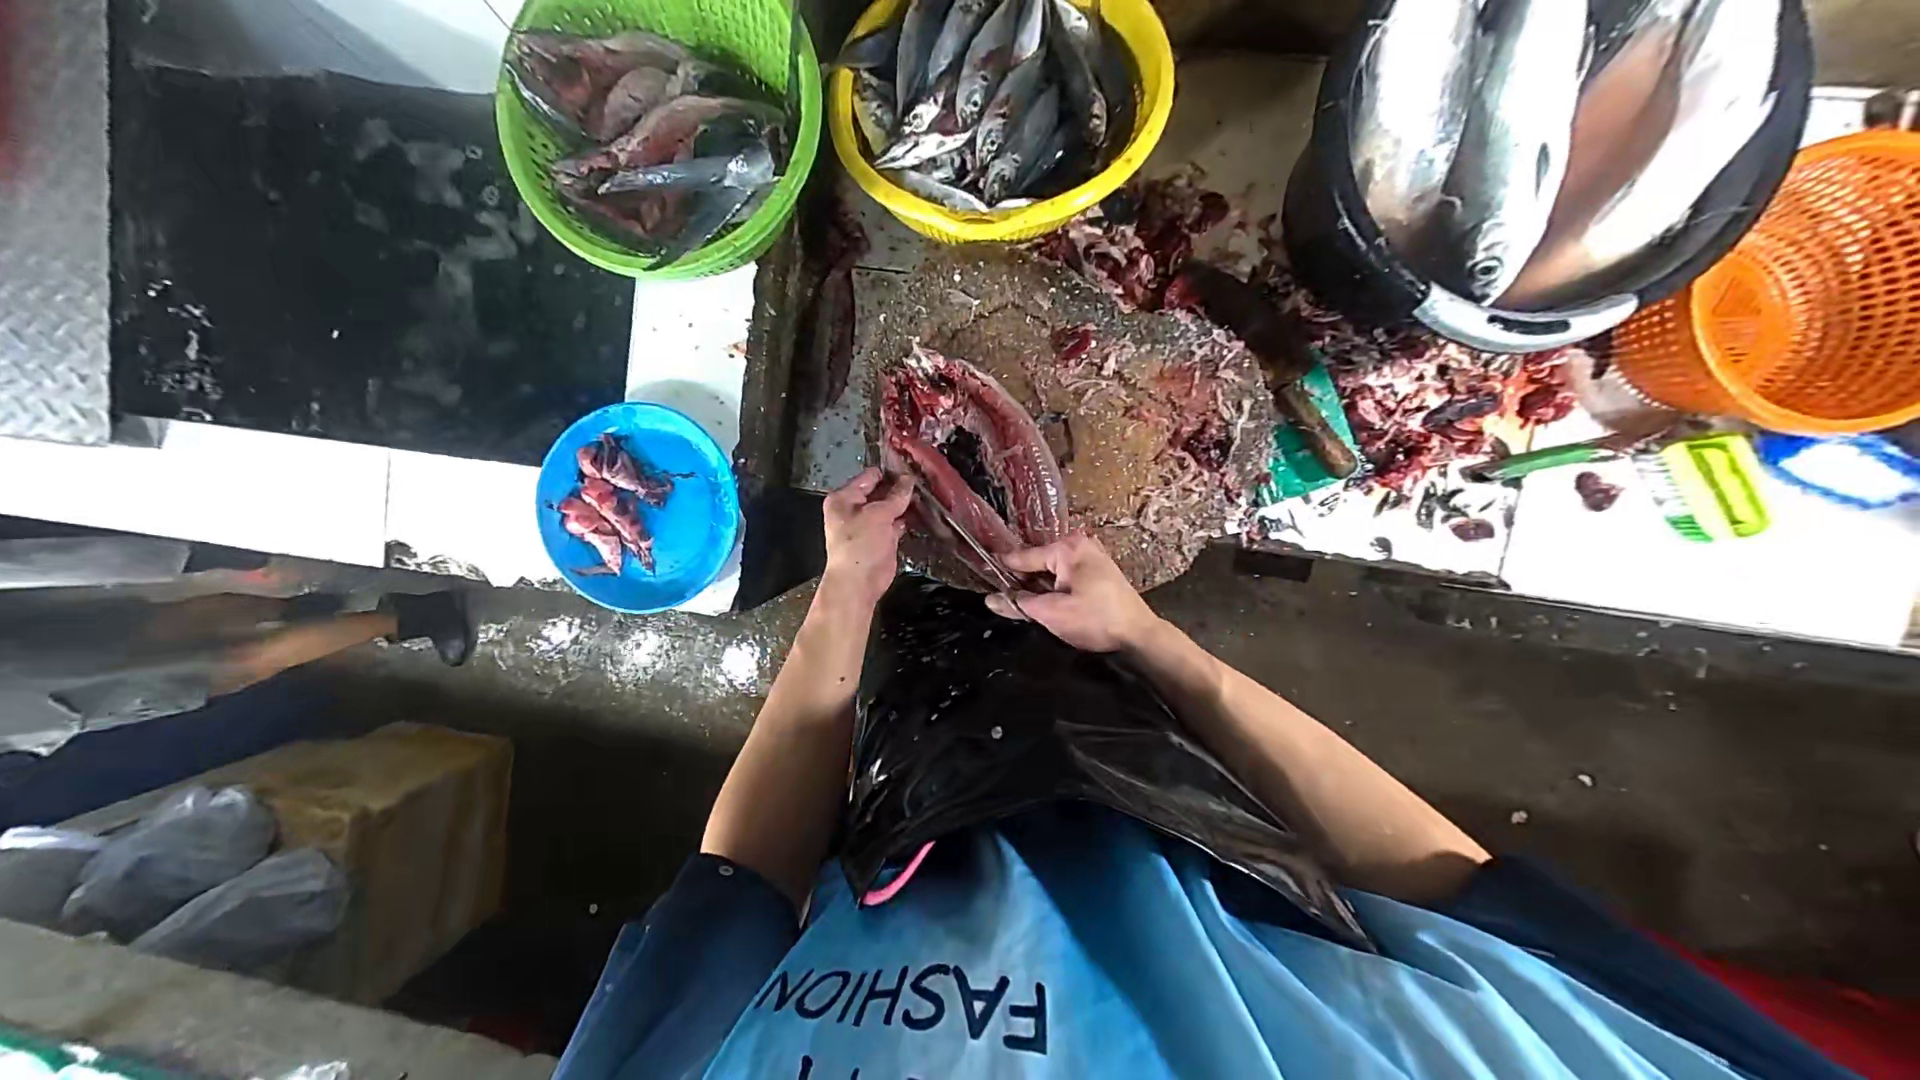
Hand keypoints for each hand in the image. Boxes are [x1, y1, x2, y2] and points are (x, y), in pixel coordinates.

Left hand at [819, 467, 913, 611]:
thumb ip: (895, 496)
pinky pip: (895, 523)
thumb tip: (908, 480)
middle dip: (899, 488)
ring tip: (927, 493)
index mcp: (844, 498)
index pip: (869, 476)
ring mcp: (868, 525)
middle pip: (880, 491)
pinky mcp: (881, 538)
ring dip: (905, 503)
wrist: (858, 583)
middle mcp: (853, 509)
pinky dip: (906, 519)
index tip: (911, 467)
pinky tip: (922, 512)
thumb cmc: (860, 546)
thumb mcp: (878, 515)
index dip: (890, 472)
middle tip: (924, 480)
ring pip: (889, 508)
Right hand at [984, 534, 1164, 653]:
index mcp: (1068, 548)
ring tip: (1024, 604)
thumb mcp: (1052, 613)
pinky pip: (1066, 575)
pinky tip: (1048, 603)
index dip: (1003, 568)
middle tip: (1004, 598)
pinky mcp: (1099, 571)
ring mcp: (1092, 556)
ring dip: (1039, 586)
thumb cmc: (1097, 620)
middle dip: (1023, 580)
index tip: (983, 572)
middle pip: (1039, 562)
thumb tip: (992, 600)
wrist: (1139, 635)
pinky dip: (1055, 587)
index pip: (1024, 556)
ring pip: (1052, 570)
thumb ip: (1019, 604)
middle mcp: (1080, 545)